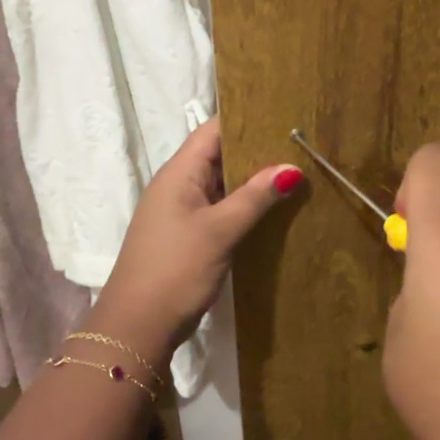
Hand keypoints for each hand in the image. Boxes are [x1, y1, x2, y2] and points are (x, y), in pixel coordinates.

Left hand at [91, 118, 302, 361]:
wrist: (138, 326)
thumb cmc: (176, 270)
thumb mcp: (220, 231)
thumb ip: (255, 197)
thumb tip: (291, 167)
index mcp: (178, 173)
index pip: (213, 130)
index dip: (246, 118)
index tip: (285, 113)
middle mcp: (178, 186)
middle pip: (220, 155)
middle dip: (257, 150)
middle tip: (301, 144)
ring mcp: (182, 212)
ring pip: (222, 185)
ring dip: (254, 181)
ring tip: (298, 171)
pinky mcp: (189, 237)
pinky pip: (220, 210)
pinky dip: (245, 206)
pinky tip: (275, 210)